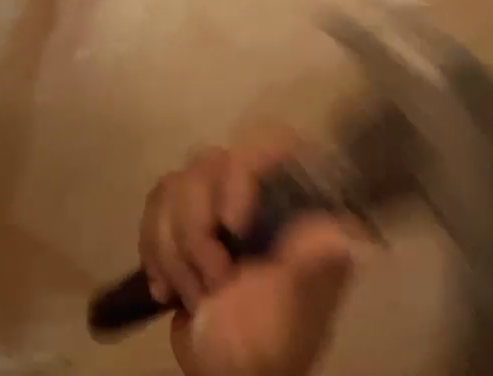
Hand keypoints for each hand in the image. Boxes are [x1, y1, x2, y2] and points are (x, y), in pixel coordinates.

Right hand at [141, 139, 357, 375]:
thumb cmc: (267, 348)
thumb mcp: (293, 314)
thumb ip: (309, 268)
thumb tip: (340, 233)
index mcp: (294, 207)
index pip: (272, 144)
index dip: (244, 173)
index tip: (235, 227)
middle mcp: (255, 193)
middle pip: (209, 164)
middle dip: (197, 231)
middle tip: (214, 282)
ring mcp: (214, 202)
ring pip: (173, 185)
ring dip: (174, 250)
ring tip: (195, 296)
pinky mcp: (180, 217)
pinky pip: (153, 206)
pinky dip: (154, 251)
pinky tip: (167, 289)